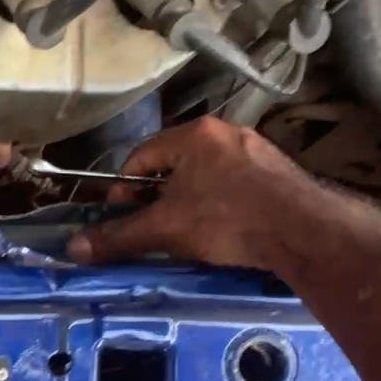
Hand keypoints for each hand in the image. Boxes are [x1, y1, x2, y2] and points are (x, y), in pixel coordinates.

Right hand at [66, 117, 372, 269]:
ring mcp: (257, 151)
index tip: (124, 220)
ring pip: (204, 177)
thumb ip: (119, 236)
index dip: (124, 192)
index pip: (140, 158)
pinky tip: (223, 232)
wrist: (306, 233)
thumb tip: (74, 247)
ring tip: (186, 235)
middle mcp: (226, 133)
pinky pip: (233, 186)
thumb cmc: (228, 220)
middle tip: (153, 230)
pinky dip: (219, 206)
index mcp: (194, 135)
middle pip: (173, 166)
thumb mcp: (165, 229)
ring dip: (188, 204)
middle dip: (157, 199)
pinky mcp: (278, 173)